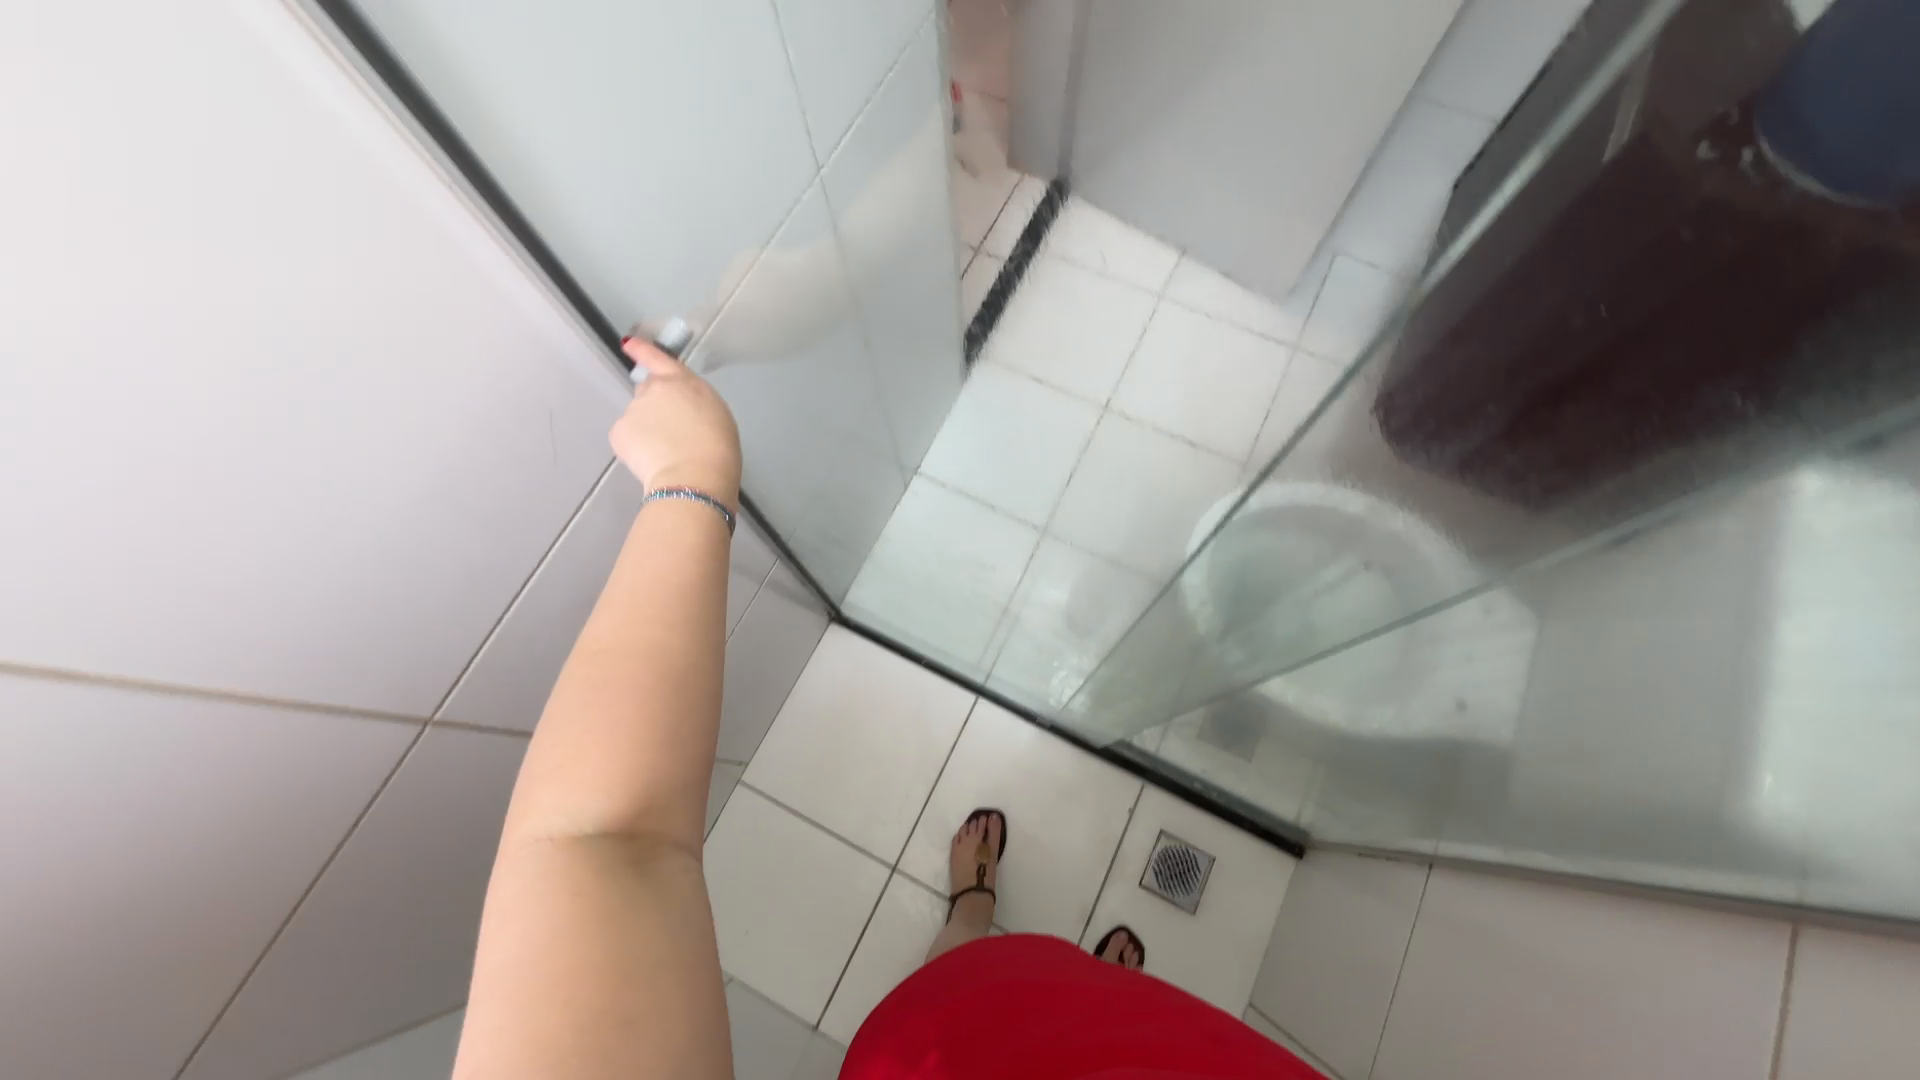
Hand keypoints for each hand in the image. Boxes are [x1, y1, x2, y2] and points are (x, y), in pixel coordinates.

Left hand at [610, 338, 741, 507]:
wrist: (695, 478)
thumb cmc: (718, 451)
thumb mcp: (717, 416)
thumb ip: (694, 403)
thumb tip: (680, 410)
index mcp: (684, 383)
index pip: (659, 360)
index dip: (644, 351)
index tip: (629, 344)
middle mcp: (655, 389)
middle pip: (648, 391)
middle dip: (655, 406)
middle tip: (671, 433)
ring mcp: (634, 409)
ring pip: (638, 416)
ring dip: (647, 429)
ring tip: (666, 454)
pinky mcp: (619, 431)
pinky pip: (627, 437)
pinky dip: (635, 447)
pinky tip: (652, 461)